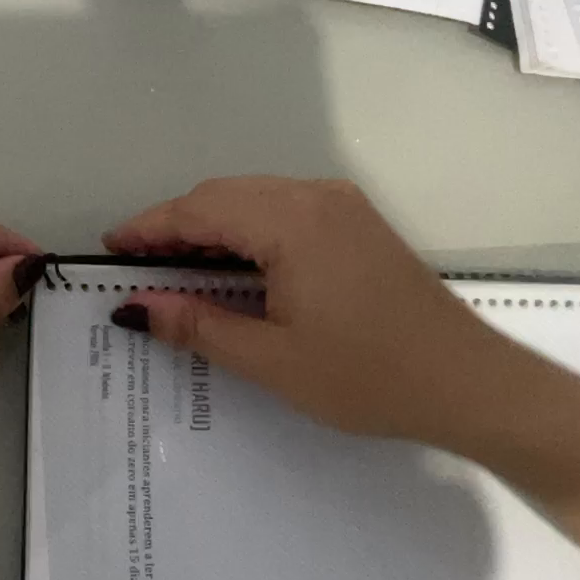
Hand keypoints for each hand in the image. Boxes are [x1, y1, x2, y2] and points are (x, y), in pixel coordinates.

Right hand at [104, 177, 517, 447]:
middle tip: (137, 266)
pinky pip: (281, 212)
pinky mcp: (355, 225)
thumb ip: (196, 325)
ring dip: (209, 228)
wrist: (469, 385)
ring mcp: (341, 207)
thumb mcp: (270, 358)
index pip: (199, 209)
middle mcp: (315, 197)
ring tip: (173, 269)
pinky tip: (229, 267)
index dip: (148, 228)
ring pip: (252, 201)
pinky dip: (243, 232)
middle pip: (224, 195)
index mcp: (292, 222)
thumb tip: (133, 308)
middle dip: (174, 226)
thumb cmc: (366, 376)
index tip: (110, 250)